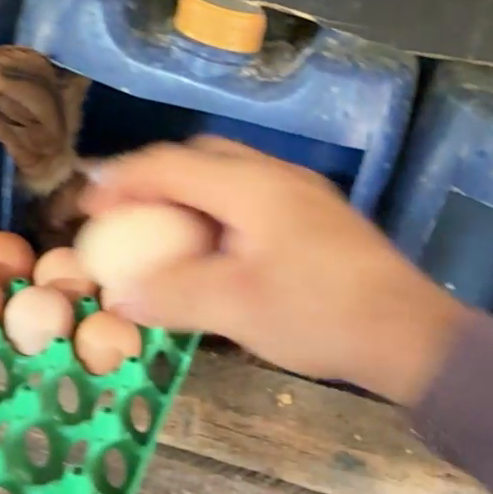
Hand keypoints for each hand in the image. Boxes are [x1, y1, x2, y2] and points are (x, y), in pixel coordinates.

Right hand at [82, 138, 468, 403]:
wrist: (408, 334)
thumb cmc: (319, 315)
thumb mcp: (235, 309)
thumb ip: (172, 295)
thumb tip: (118, 295)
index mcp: (253, 186)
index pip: (171, 165)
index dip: (120, 182)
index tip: (84, 207)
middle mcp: (279, 177)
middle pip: (202, 158)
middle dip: (155, 180)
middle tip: (123, 214)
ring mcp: (305, 197)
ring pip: (232, 178)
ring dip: (190, 197)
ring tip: (162, 233)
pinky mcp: (320, 221)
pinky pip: (254, 201)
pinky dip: (220, 215)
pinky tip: (215, 252)